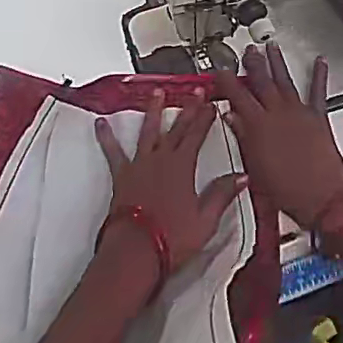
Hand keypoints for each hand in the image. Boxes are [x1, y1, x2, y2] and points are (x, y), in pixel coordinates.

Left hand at [96, 90, 247, 271]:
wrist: (137, 251)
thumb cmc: (171, 237)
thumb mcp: (205, 219)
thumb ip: (221, 194)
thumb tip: (241, 178)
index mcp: (182, 167)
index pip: (196, 135)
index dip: (204, 118)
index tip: (210, 105)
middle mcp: (160, 160)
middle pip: (176, 128)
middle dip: (186, 108)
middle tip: (193, 92)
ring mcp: (139, 165)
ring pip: (148, 132)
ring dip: (153, 111)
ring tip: (156, 93)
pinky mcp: (122, 176)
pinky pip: (113, 152)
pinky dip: (107, 137)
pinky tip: (101, 124)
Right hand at [214, 43, 342, 228]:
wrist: (323, 199)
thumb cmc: (288, 190)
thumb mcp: (255, 167)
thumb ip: (243, 137)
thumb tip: (232, 119)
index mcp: (258, 125)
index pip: (237, 95)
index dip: (227, 81)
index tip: (221, 70)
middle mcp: (278, 113)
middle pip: (261, 81)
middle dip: (252, 64)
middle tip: (248, 51)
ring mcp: (299, 113)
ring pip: (284, 80)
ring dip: (276, 62)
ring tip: (272, 48)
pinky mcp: (318, 118)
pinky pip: (317, 92)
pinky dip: (318, 75)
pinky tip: (319, 63)